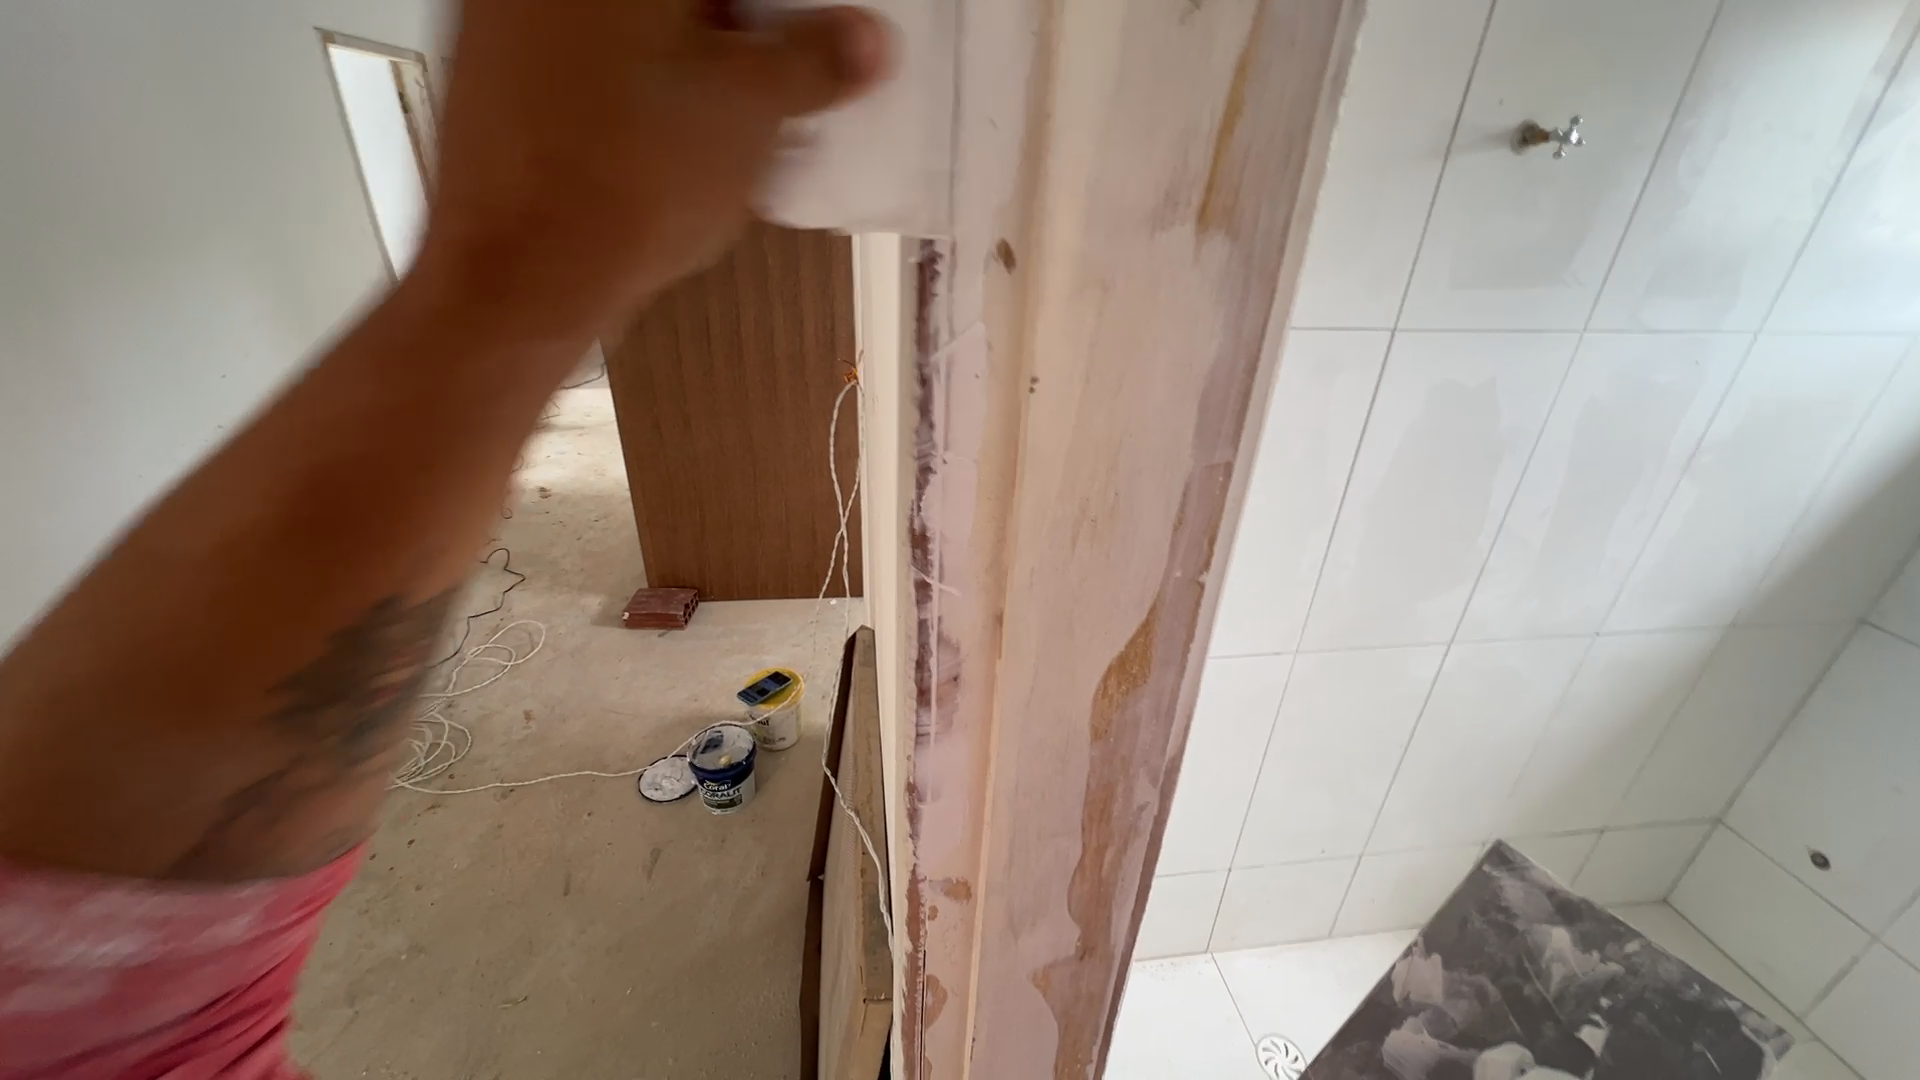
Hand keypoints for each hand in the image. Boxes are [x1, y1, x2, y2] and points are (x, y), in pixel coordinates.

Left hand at [415, 0, 891, 340]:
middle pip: (684, 1)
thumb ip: (815, 63)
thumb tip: (874, 38)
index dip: (778, 11)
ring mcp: (513, 10)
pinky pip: (594, 54)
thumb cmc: (639, 183)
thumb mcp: (749, 114)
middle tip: (781, 73)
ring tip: (737, 111)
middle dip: (740, 26)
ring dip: (697, 49)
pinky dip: (644, 77)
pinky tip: (673, 133)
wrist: (527, 274)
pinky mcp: (502, 67)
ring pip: (635, 24)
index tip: (807, 37)